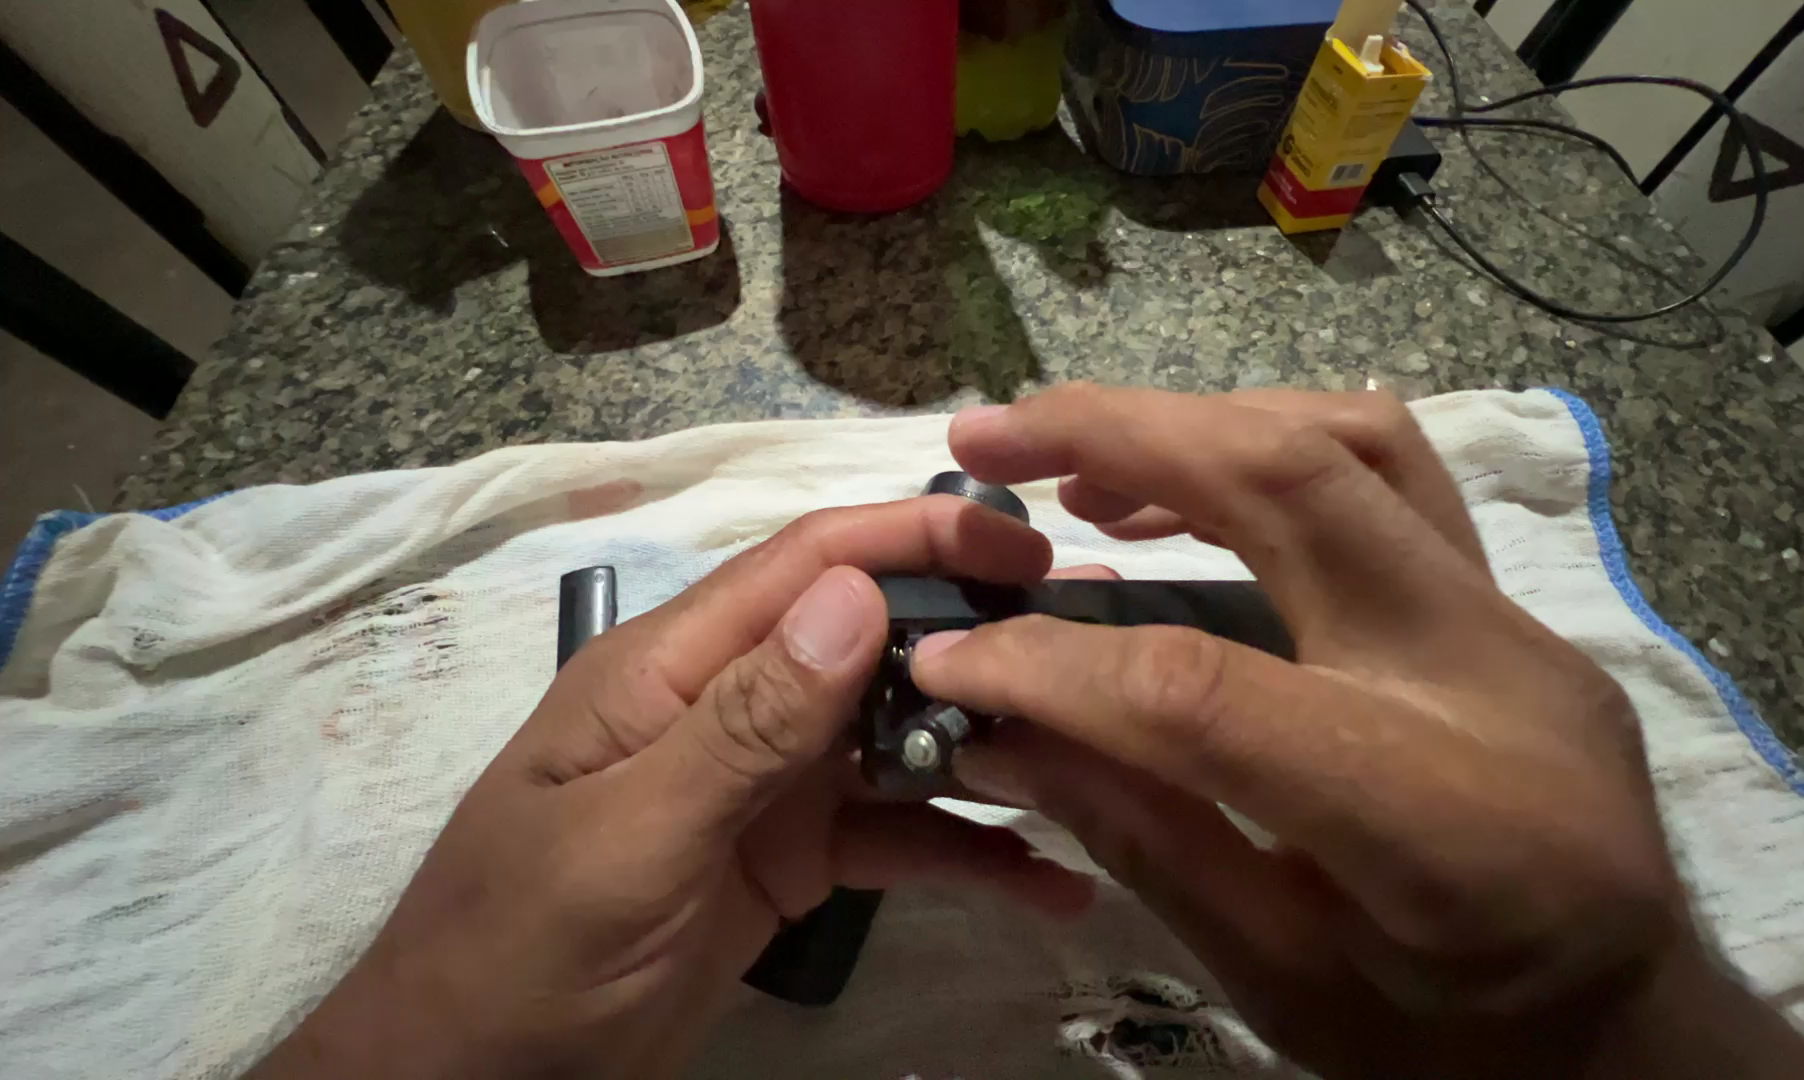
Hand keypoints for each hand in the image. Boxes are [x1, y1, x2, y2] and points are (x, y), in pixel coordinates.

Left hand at [249, 498, 1092, 1079]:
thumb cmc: (522, 954)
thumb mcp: (630, 839)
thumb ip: (743, 722)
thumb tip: (855, 597)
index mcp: (683, 660)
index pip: (811, 561)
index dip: (915, 536)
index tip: (1018, 548)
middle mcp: (741, 696)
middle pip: (874, 635)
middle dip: (975, 630)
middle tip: (1081, 634)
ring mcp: (778, 772)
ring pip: (900, 728)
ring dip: (986, 739)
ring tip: (1085, 751)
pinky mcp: (802, 845)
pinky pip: (898, 829)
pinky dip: (966, 847)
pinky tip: (1041, 880)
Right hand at [913, 384, 1803, 1079]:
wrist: (1624, 1025)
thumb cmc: (1442, 1035)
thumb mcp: (1269, 975)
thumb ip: (1129, 831)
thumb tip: (992, 726)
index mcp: (1434, 817)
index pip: (1199, 691)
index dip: (1048, 662)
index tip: (950, 654)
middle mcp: (1486, 674)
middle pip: (1291, 483)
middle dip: (1114, 434)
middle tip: (987, 436)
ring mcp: (1508, 615)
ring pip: (1347, 438)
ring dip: (1185, 424)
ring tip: (1071, 466)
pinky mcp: (1497, 593)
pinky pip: (1378, 465)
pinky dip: (1250, 443)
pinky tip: (1168, 488)